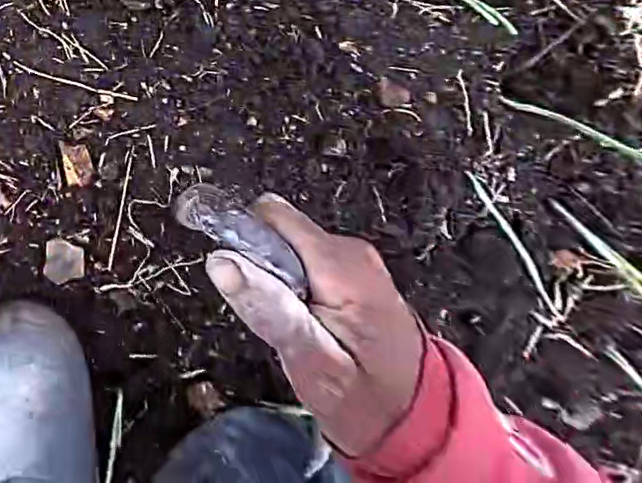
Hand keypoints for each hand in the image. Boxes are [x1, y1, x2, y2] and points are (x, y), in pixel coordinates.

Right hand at [204, 195, 423, 456]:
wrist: (419, 422)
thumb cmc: (366, 401)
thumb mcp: (312, 364)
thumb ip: (270, 310)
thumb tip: (222, 262)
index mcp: (340, 265)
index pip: (271, 218)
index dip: (248, 245)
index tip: (247, 286)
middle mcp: (351, 249)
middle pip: (281, 231)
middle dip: (266, 269)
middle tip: (281, 319)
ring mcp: (355, 256)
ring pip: (291, 245)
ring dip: (281, 280)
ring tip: (299, 327)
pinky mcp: (355, 267)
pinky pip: (307, 259)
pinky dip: (298, 286)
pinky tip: (313, 322)